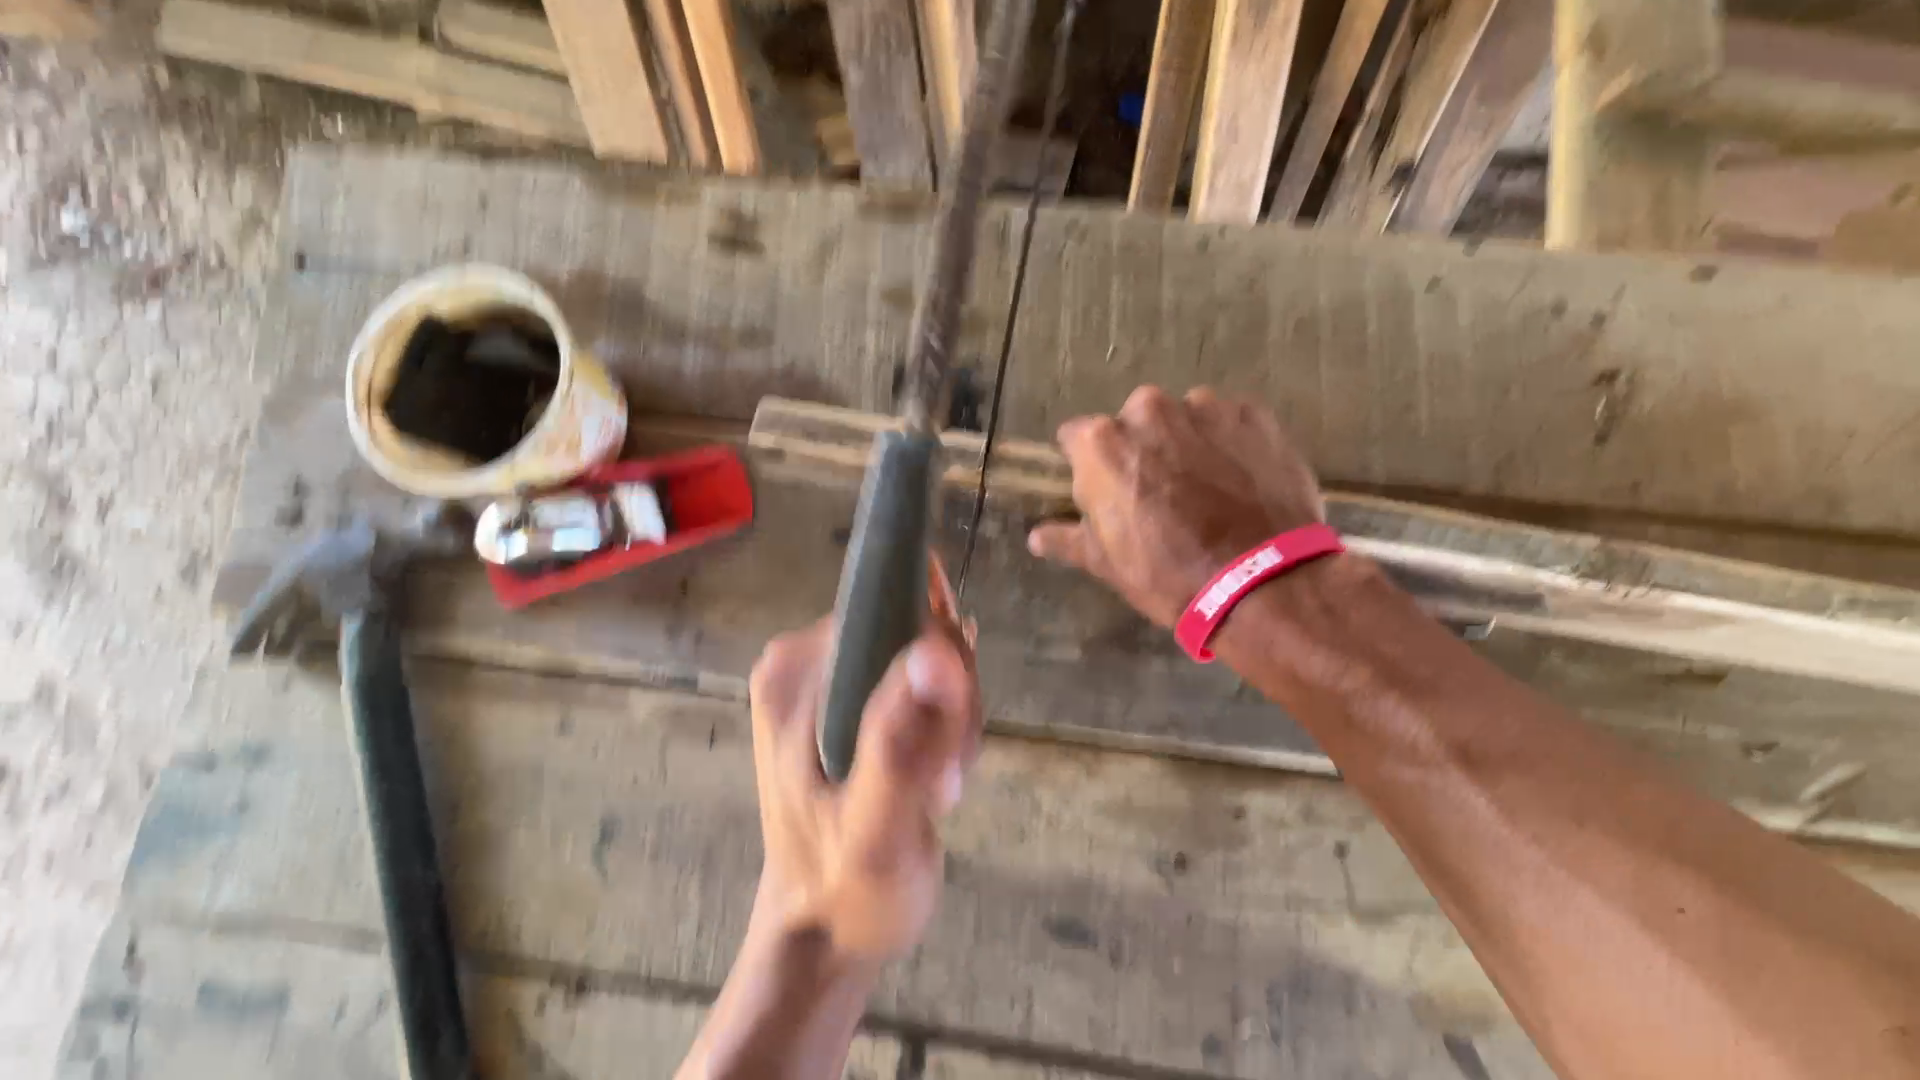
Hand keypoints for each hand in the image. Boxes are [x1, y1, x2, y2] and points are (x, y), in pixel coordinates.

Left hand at [746, 599, 980, 964]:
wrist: (822, 933)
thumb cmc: (846, 893)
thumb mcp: (875, 830)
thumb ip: (898, 741)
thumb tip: (937, 649)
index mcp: (796, 675)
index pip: (898, 613)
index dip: (943, 662)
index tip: (952, 730)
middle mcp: (803, 660)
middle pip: (916, 633)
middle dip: (949, 704)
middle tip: (941, 776)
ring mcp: (824, 678)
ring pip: (927, 660)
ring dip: (949, 722)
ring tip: (935, 786)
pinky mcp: (846, 700)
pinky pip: (920, 683)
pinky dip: (941, 727)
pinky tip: (932, 777)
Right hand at [1028, 386, 1324, 626]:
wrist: (1261, 581)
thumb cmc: (1167, 574)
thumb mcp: (1106, 563)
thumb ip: (1068, 538)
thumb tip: (1036, 537)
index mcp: (1101, 442)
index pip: (1077, 438)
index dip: (1089, 465)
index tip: (1105, 491)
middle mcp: (1149, 410)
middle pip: (1134, 422)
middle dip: (1142, 450)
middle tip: (1160, 494)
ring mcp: (1206, 408)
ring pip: (1184, 419)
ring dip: (1188, 443)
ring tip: (1208, 490)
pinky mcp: (1255, 415)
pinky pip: (1230, 423)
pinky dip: (1230, 444)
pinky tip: (1241, 482)